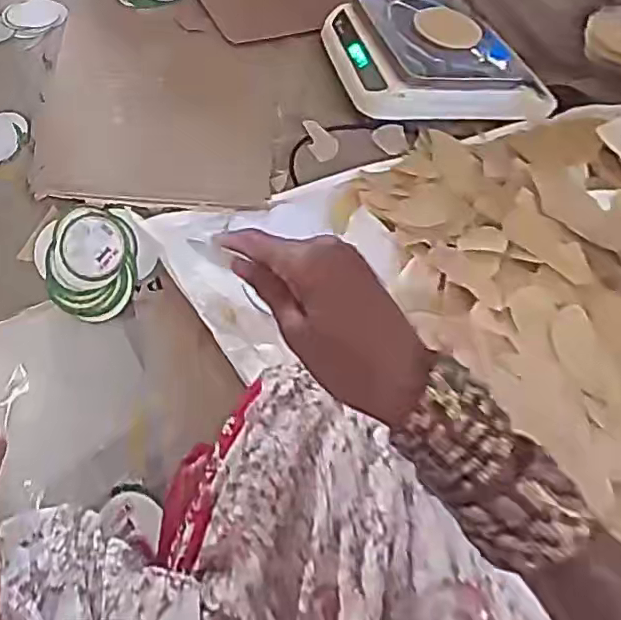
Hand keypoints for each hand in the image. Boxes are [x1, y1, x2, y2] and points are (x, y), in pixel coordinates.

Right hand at [218, 231, 431, 425]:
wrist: (408, 378)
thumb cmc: (345, 363)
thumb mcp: (295, 331)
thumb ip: (267, 289)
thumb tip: (240, 263)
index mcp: (308, 260)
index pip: (259, 241)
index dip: (234, 242)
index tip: (212, 244)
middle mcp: (327, 246)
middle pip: (279, 245)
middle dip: (257, 257)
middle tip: (234, 275)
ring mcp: (345, 253)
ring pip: (298, 252)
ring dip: (280, 265)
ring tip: (264, 291)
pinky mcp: (357, 263)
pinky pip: (317, 258)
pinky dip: (300, 270)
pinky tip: (294, 292)